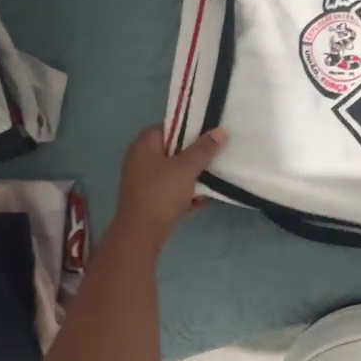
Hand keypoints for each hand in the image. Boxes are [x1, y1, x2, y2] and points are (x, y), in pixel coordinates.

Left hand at [111, 126, 226, 248]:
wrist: (142, 232)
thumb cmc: (162, 193)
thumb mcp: (187, 168)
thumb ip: (204, 149)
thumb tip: (221, 131)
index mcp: (143, 146)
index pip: (165, 128)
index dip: (186, 130)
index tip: (206, 137)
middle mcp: (139, 161)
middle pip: (170, 152)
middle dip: (192, 156)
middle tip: (212, 158)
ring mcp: (142, 182)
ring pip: (171, 174)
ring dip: (190, 177)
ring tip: (212, 179)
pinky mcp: (148, 201)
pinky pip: (169, 192)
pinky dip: (184, 195)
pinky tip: (202, 201)